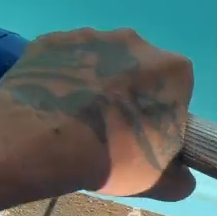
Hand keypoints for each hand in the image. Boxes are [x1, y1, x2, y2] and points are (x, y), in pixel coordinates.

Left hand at [0, 27, 193, 199]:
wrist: (38, 139)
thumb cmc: (111, 157)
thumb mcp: (160, 179)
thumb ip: (177, 172)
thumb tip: (178, 173)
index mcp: (170, 69)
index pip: (173, 86)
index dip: (158, 106)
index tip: (141, 126)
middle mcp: (129, 41)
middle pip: (133, 65)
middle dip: (123, 86)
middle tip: (103, 117)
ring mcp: (82, 36)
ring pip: (93, 58)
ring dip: (87, 77)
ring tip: (68, 109)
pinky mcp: (44, 41)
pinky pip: (57, 57)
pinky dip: (54, 72)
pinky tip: (44, 97)